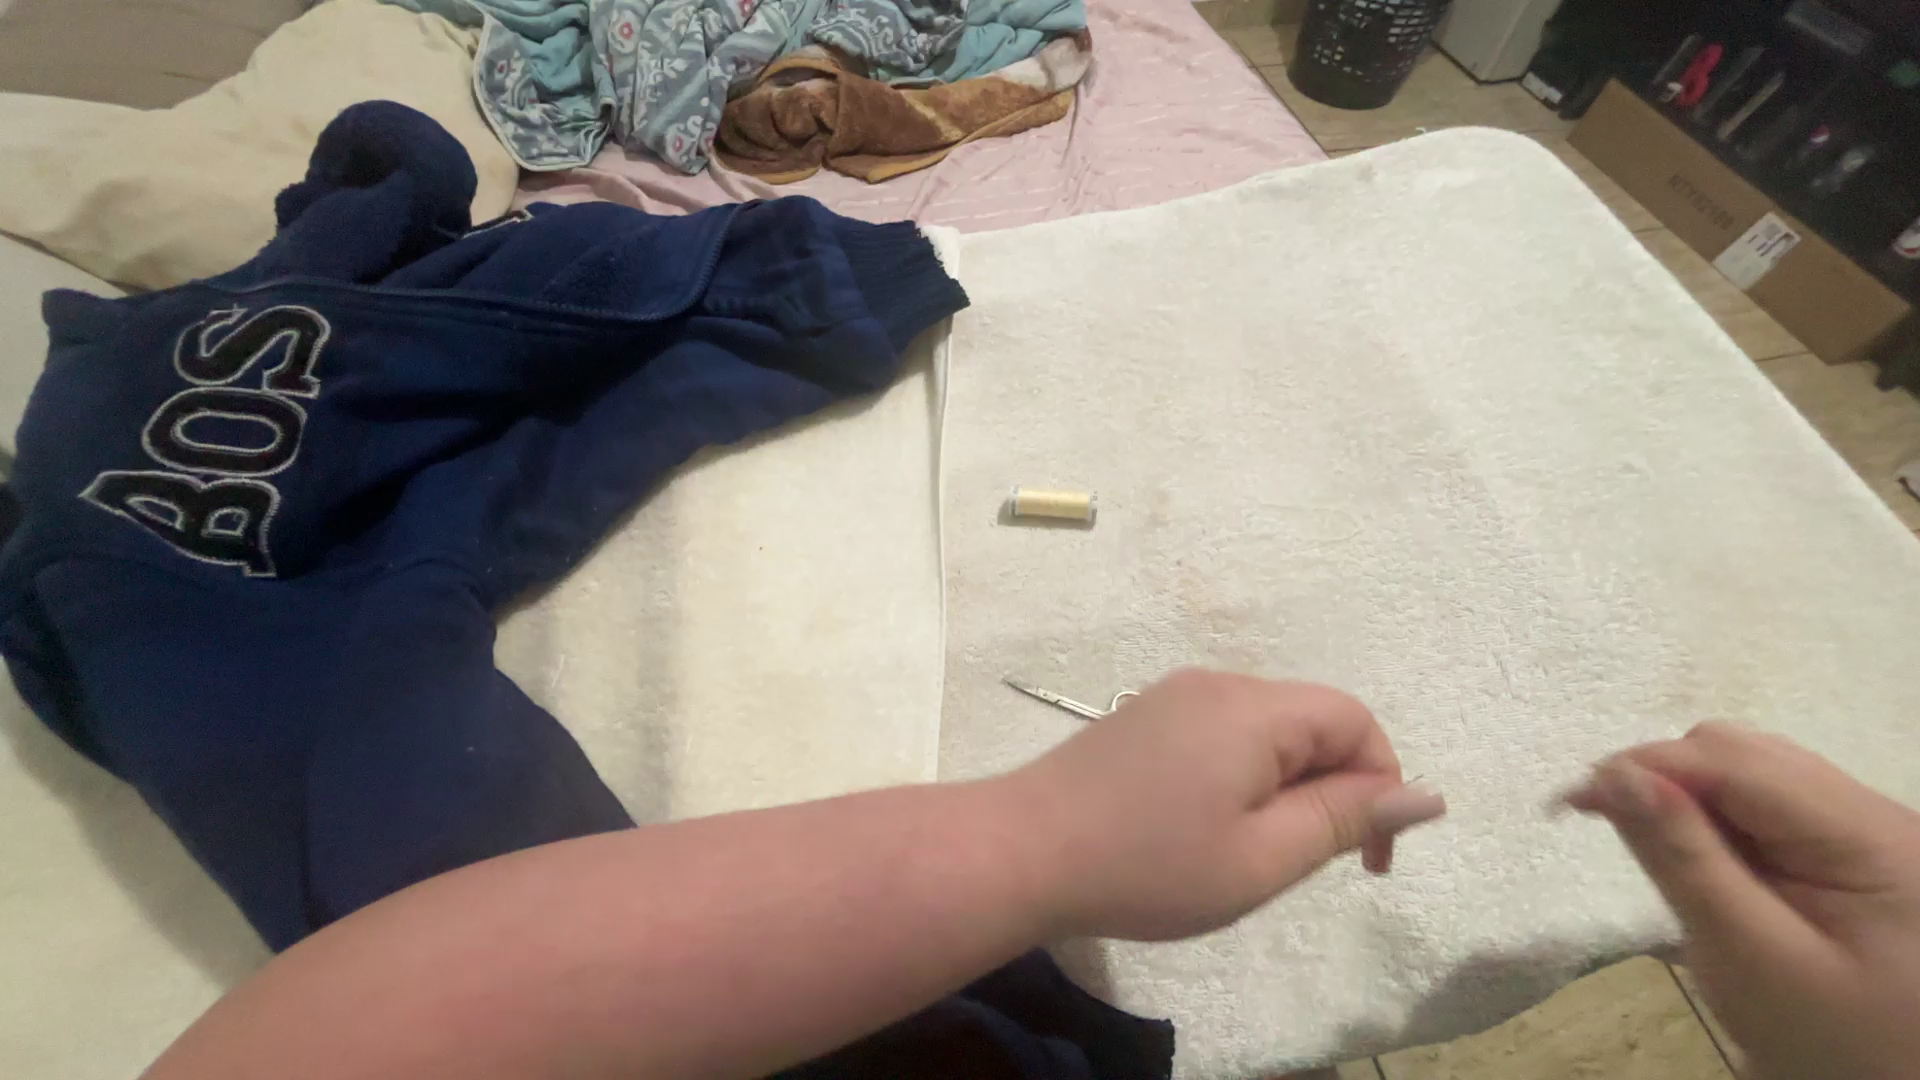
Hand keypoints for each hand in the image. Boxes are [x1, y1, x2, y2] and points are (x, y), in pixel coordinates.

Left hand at [1001, 669, 1445, 941]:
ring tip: (1245, 847)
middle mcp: (1212, 683)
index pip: (1352, 718)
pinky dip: (1238, 774)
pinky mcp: (1142, 715)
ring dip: (1281, 785)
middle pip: (1307, 719)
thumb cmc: (1148, 864)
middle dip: (1328, 786)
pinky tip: (1203, 823)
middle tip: (1296, 859)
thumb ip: (1345, 817)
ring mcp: (1170, 695)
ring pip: (1262, 729)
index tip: (1366, 858)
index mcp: (1249, 707)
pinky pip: (1218, 732)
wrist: (1025, 848)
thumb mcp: (1262, 856)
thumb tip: (1422, 792)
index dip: (1379, 782)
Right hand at [1566, 724, 1919, 1079]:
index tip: (1572, 802)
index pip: (1732, 761)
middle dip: (1660, 775)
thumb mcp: (1745, 949)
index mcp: (1870, 839)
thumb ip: (1679, 854)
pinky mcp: (1847, 846)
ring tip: (1643, 832)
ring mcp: (1866, 829)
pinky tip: (1688, 843)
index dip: (1643, 766)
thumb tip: (1612, 774)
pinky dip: (1705, 807)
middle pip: (1740, 751)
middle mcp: (1878, 816)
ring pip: (1745, 765)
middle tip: (1608, 817)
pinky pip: (1760, 797)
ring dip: (1679, 789)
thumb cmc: (1827, 1034)